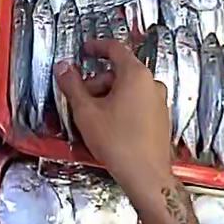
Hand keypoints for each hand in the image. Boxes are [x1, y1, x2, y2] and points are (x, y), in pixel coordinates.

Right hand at [57, 38, 175, 196]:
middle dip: (97, 81)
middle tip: (81, 96)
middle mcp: (151, 84)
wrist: (145, 176)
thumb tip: (64, 69)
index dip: (96, 47)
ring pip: (127, 88)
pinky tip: (108, 125)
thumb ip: (72, 84)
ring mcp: (158, 102)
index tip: (85, 50)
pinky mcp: (160, 118)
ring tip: (93, 116)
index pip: (114, 49)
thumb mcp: (85, 110)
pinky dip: (121, 106)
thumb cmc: (119, 143)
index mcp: (135, 75)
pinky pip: (137, 102)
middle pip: (118, 71)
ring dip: (107, 95)